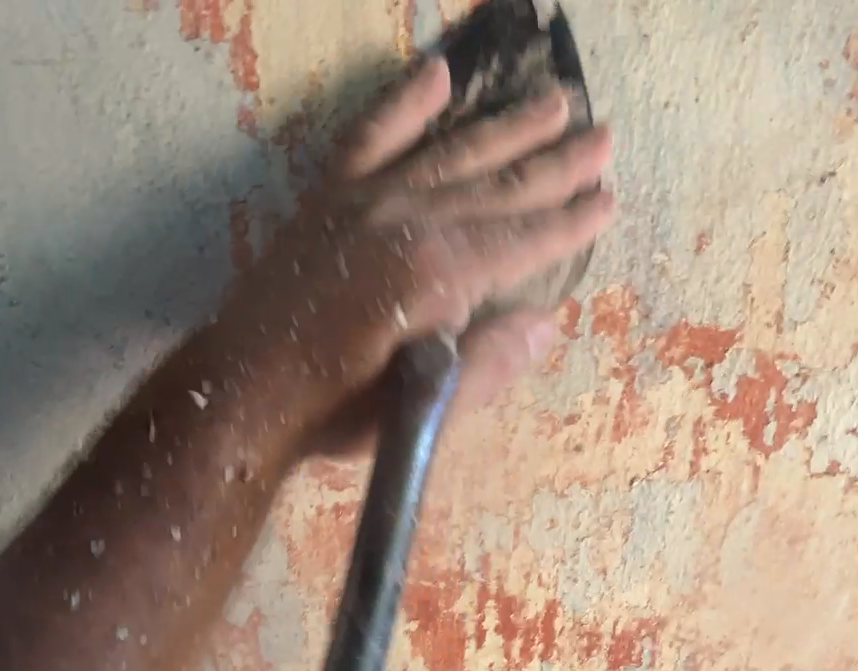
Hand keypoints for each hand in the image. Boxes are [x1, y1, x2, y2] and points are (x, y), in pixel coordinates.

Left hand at [217, 57, 615, 451]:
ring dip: (506, 127)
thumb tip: (545, 322)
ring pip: (452, 153)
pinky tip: (437, 73)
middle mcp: (408, 220)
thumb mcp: (425, 406)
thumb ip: (488, 362)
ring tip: (553, 102)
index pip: (522, 240)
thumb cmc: (340, 411)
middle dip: (556, 164)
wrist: (247, 391)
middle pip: (498, 186)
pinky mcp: (331, 197)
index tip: (609, 200)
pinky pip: (371, 135)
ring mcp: (367, 200)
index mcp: (437, 274)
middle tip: (603, 137)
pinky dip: (404, 103)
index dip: (570, 222)